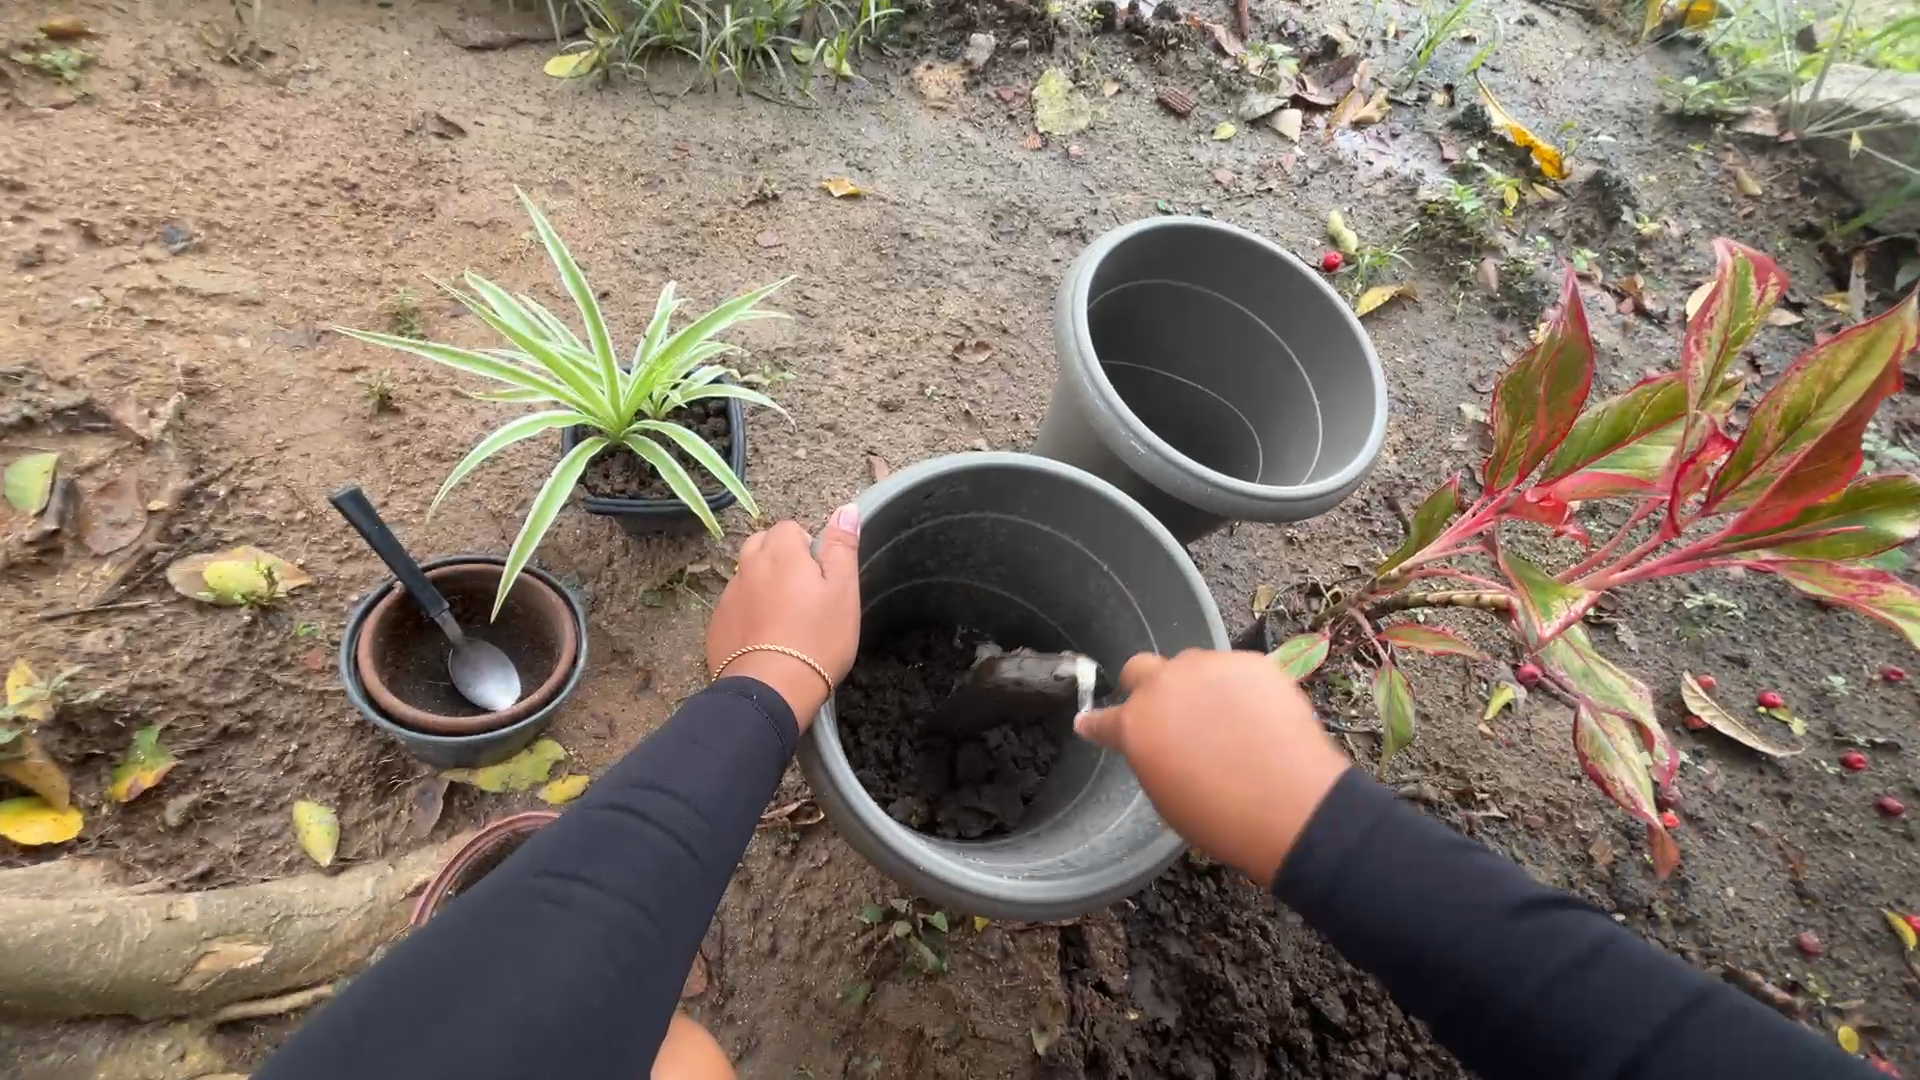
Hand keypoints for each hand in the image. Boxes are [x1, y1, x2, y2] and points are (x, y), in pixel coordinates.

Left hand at [706, 505, 860, 729]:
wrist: (771, 691)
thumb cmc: (817, 638)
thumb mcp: (844, 591)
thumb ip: (843, 546)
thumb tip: (846, 509)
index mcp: (781, 553)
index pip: (790, 528)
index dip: (808, 547)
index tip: (821, 576)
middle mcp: (748, 567)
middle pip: (762, 546)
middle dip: (781, 558)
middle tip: (805, 593)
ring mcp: (729, 597)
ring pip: (747, 576)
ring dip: (763, 585)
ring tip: (786, 617)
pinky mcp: (717, 626)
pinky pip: (735, 606)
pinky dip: (749, 612)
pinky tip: (767, 638)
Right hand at [1073, 649, 1349, 885]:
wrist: (1293, 805)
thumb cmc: (1223, 816)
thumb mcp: (1166, 794)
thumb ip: (1148, 756)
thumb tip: (1153, 743)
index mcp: (1135, 724)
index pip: (1102, 719)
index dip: (1096, 723)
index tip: (1090, 722)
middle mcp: (1163, 686)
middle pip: (1139, 668)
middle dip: (1145, 686)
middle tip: (1166, 711)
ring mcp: (1207, 668)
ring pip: (1191, 665)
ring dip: (1196, 685)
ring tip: (1225, 718)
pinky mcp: (1249, 663)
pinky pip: (1234, 669)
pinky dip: (1238, 688)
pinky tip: (1257, 716)